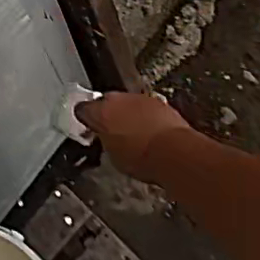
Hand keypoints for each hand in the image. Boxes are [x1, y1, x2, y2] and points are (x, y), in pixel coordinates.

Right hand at [77, 92, 195, 180]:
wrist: (177, 155)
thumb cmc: (142, 160)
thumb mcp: (113, 157)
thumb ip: (105, 142)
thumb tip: (107, 140)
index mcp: (97, 112)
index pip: (82, 110)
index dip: (87, 120)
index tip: (92, 129)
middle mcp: (114, 100)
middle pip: (105, 102)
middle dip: (108, 113)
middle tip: (114, 130)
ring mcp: (137, 99)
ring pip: (127, 103)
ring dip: (129, 113)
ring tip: (137, 132)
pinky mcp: (160, 103)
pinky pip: (148, 107)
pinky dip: (148, 116)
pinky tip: (154, 131)